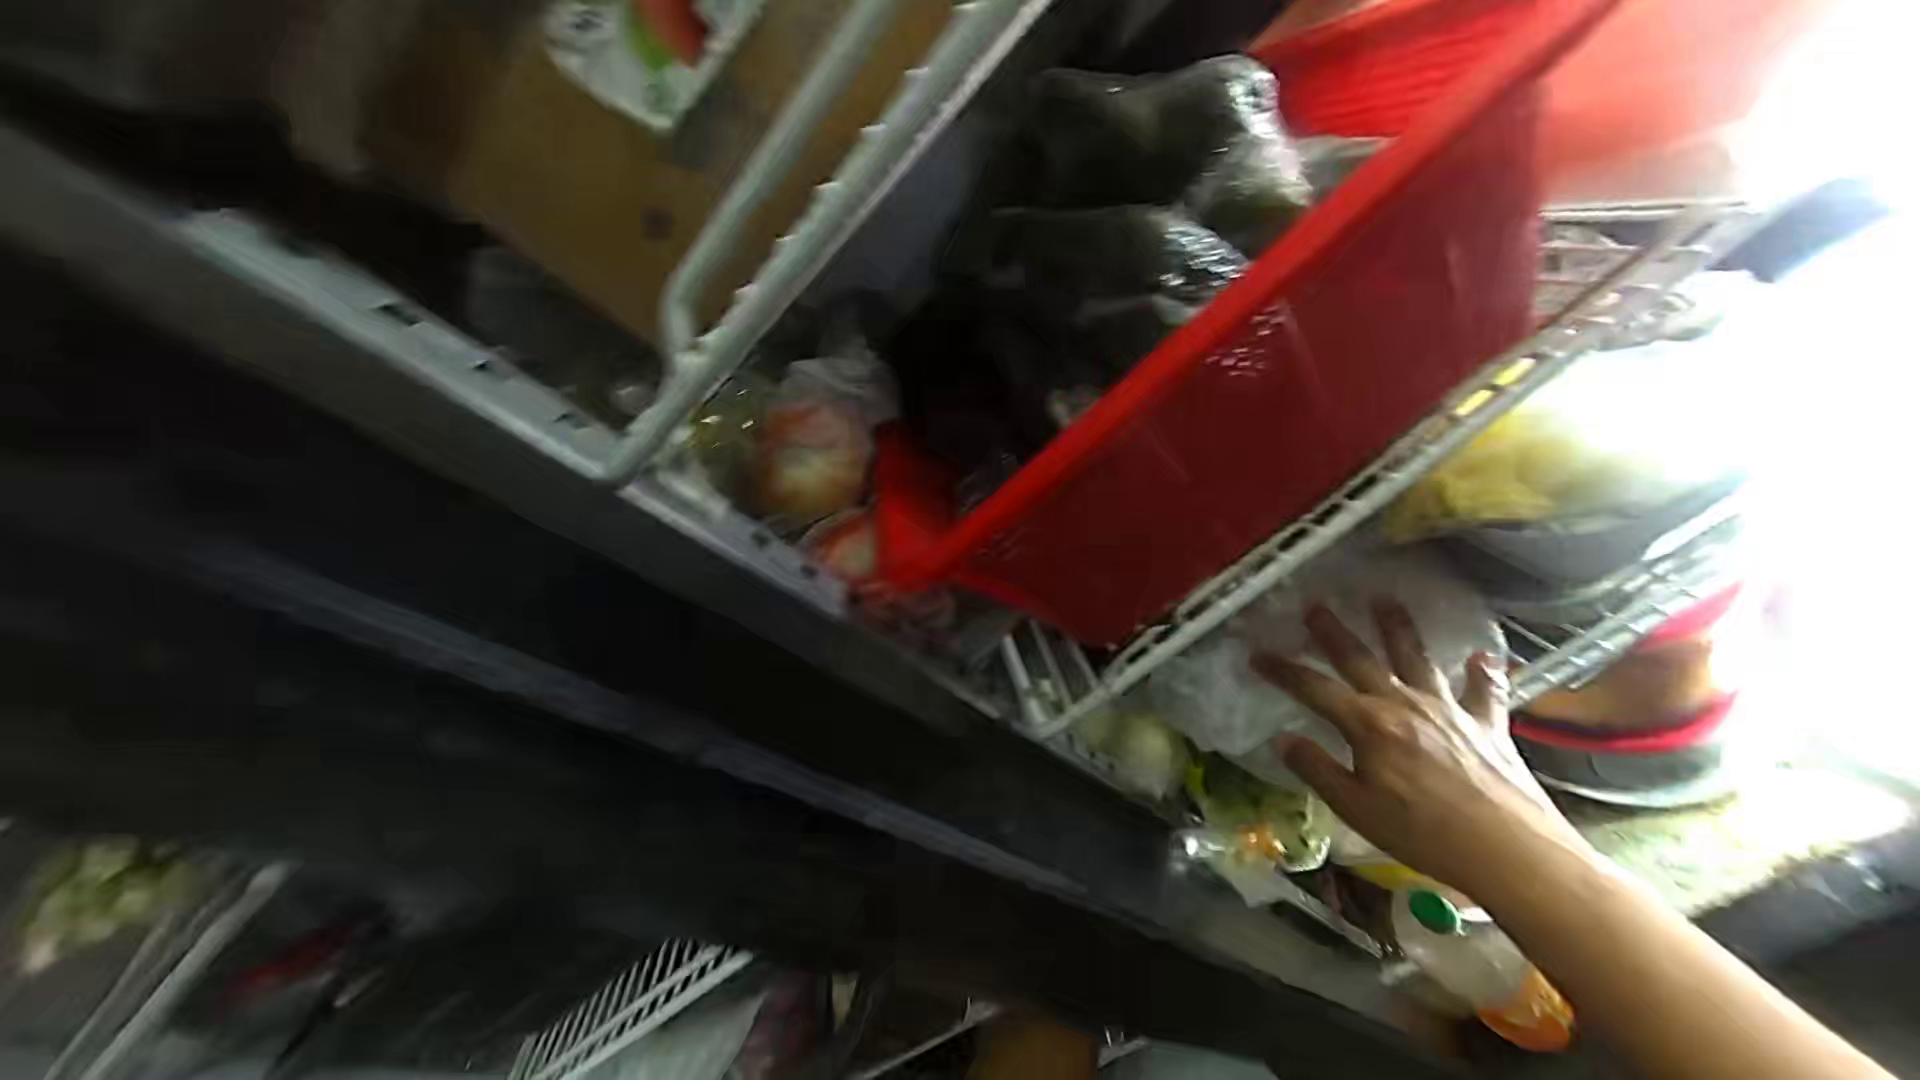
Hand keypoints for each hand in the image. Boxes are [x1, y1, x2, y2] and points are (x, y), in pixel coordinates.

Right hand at [1253, 602, 1591, 899]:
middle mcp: (1404, 705)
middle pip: (1361, 660)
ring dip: (1398, 628)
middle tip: (1315, 605)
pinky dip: (1482, 673)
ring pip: (1417, 659)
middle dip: (1333, 632)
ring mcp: (1449, 712)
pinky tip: (1481, 657)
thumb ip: (1316, 769)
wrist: (1514, 855)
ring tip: (1386, 600)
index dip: (1282, 671)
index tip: (1258, 655)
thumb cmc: (1424, 834)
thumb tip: (1284, 739)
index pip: (1313, 688)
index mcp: (1368, 725)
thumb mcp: (1355, 808)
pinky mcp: (1488, 726)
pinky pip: (1484, 692)